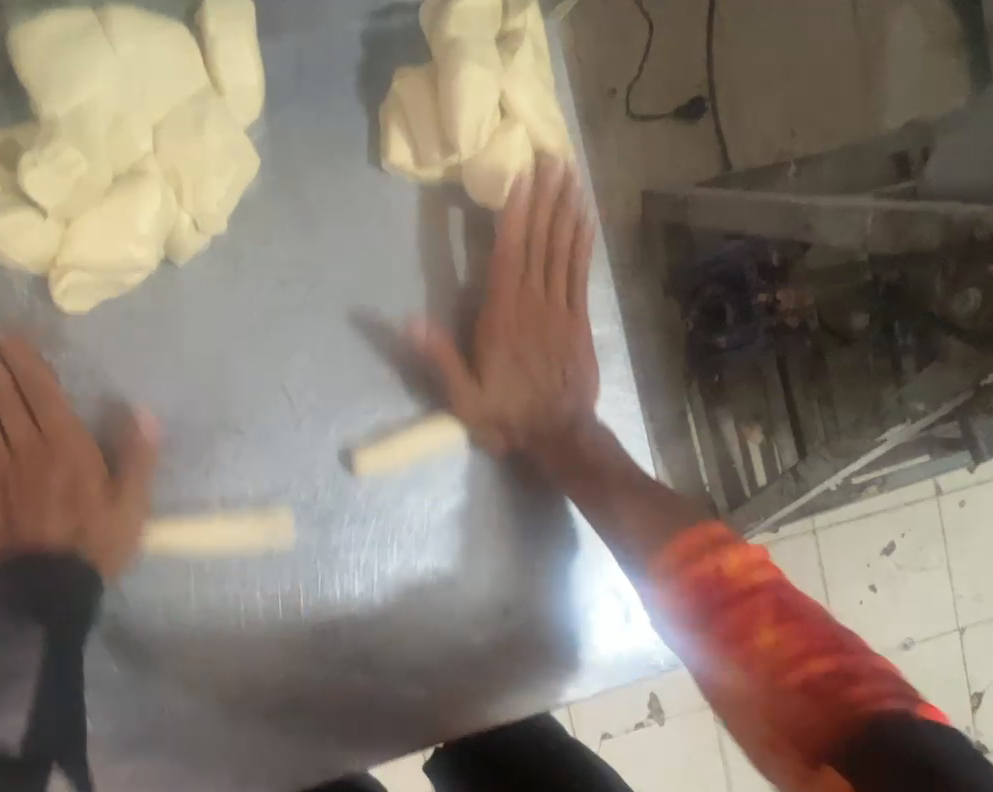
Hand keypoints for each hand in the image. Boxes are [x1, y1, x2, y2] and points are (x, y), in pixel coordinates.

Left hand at [0, 315, 158, 580]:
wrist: (51, 589)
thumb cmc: (97, 546)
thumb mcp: (133, 505)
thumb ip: (138, 457)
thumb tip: (145, 410)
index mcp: (69, 446)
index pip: (42, 390)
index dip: (21, 356)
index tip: (1, 327)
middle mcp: (28, 446)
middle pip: (0, 393)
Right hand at [408, 155, 599, 469]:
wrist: (560, 436)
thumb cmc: (506, 417)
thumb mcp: (463, 397)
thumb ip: (438, 357)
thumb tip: (408, 319)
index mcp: (502, 316)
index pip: (509, 254)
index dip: (516, 212)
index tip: (522, 174)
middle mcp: (533, 303)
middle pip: (540, 241)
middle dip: (545, 196)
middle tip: (552, 155)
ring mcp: (560, 309)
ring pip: (563, 249)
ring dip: (566, 208)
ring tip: (570, 172)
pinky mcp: (579, 319)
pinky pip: (580, 272)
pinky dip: (582, 242)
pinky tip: (585, 218)